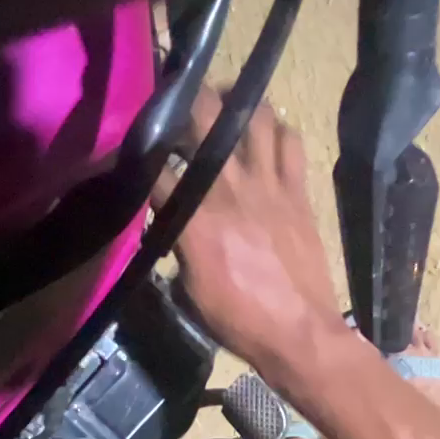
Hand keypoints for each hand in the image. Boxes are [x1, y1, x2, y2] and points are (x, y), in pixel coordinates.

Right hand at [153, 88, 349, 370]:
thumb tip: (171, 228)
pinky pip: (290, 141)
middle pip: (202, 116)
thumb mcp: (191, 293)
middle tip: (182, 112)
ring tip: (228, 112)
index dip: (143, 157)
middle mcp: (228, 189)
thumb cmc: (240, 322)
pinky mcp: (298, 192)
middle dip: (186, 104)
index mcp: (193, 220)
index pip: (156, 169)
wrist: (299, 334)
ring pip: (253, 114)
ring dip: (237, 105)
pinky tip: (269, 140)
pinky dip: (278, 131)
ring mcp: (268, 185)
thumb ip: (177, 249)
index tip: (140, 157)